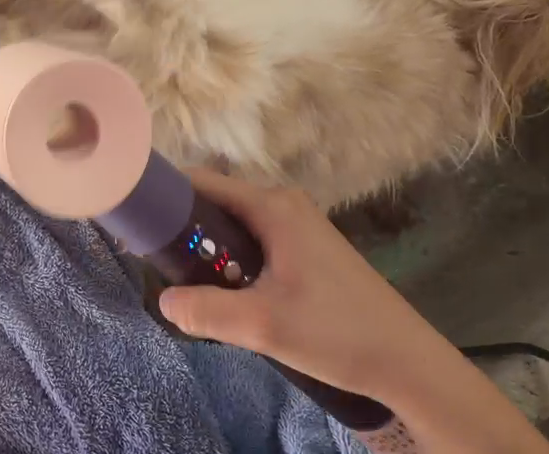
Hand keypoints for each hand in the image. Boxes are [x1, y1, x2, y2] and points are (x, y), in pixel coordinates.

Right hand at [156, 170, 462, 406]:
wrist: (412, 366)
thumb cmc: (338, 333)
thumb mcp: (264, 326)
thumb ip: (207, 311)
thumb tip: (162, 301)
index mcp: (271, 206)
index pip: (199, 182)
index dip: (163, 197)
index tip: (136, 223)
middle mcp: (282, 203)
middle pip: (214, 201)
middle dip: (182, 227)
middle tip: (158, 260)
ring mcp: (298, 224)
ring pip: (233, 223)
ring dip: (207, 246)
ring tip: (187, 279)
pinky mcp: (307, 247)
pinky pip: (252, 238)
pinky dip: (230, 255)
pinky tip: (227, 289)